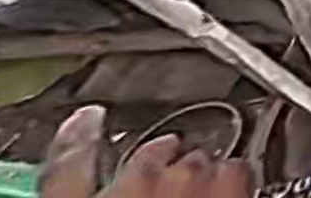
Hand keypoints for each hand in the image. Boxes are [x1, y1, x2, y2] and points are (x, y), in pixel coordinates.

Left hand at [40, 107, 251, 197]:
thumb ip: (227, 196)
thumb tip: (234, 188)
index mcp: (220, 189)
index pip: (237, 173)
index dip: (233, 179)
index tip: (232, 183)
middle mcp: (180, 181)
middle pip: (197, 161)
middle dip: (195, 168)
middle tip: (193, 179)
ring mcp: (125, 190)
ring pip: (148, 158)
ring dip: (157, 154)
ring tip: (161, 149)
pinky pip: (73, 164)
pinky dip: (80, 139)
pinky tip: (86, 121)